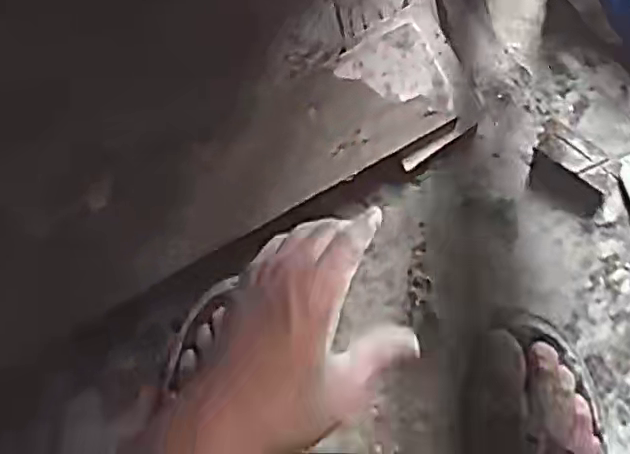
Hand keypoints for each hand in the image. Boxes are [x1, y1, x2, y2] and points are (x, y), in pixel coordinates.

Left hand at [160, 209, 418, 452]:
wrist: (222, 414)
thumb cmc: (279, 406)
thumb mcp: (341, 389)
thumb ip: (376, 357)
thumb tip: (406, 342)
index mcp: (317, 291)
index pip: (347, 243)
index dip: (364, 226)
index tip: (374, 216)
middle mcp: (289, 274)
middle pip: (321, 231)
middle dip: (343, 224)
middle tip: (357, 226)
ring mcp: (262, 275)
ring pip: (294, 233)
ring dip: (316, 228)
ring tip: (329, 231)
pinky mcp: (243, 283)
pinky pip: (271, 245)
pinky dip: (289, 238)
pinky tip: (289, 248)